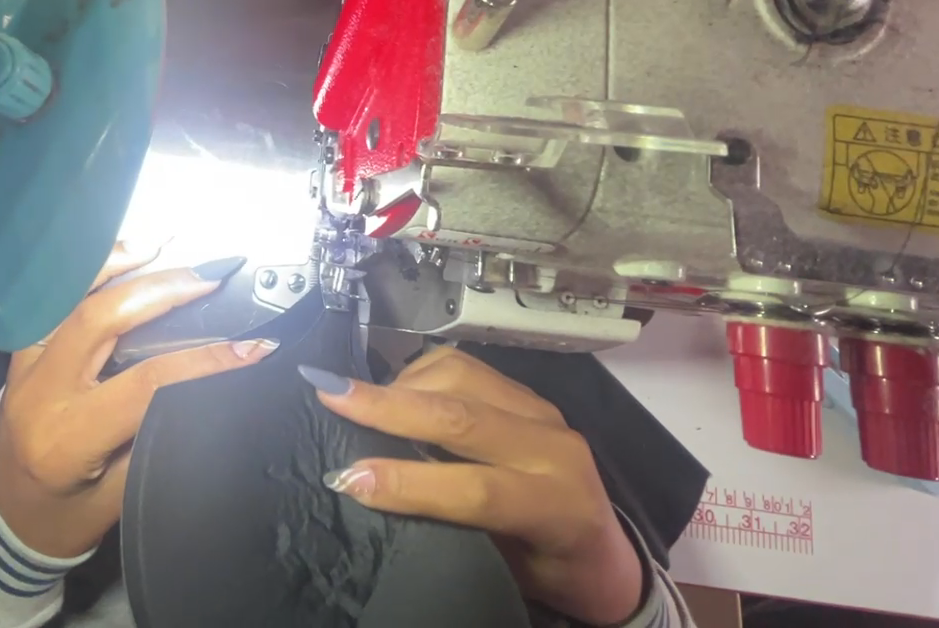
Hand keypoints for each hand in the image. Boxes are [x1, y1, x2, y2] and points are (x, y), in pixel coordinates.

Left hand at [0, 245, 276, 557]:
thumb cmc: (59, 521)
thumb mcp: (115, 499)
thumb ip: (152, 443)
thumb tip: (204, 389)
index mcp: (68, 438)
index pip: (145, 383)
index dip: (203, 361)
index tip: (251, 347)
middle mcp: (41, 390)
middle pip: (102, 318)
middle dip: (160, 290)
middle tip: (206, 278)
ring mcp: (23, 365)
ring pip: (68, 297)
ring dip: (115, 264)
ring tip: (157, 247)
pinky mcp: (18, 353)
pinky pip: (51, 301)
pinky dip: (85, 274)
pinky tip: (115, 258)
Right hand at [303, 347, 643, 625]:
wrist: (607, 552)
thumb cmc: (552, 572)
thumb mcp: (506, 568)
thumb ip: (450, 523)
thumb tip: (371, 485)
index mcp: (557, 508)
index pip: (477, 489)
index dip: (410, 483)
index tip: (351, 478)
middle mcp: (554, 449)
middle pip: (463, 416)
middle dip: (390, 405)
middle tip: (332, 393)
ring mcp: (541, 411)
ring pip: (461, 377)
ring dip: (402, 384)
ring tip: (362, 400)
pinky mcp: (526, 392)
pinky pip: (465, 366)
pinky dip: (420, 373)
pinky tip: (397, 389)